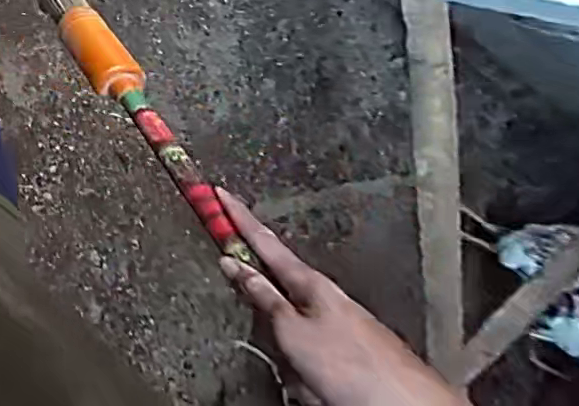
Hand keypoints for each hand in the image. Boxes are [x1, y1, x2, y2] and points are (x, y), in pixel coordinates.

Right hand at [217, 190, 466, 405]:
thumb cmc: (357, 372)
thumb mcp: (292, 331)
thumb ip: (261, 295)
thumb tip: (233, 263)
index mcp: (311, 283)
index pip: (263, 240)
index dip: (237, 216)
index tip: (219, 192)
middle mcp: (329, 299)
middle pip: (279, 290)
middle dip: (267, 311)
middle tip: (270, 334)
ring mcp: (347, 327)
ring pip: (298, 330)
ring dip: (293, 353)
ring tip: (309, 379)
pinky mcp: (359, 357)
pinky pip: (320, 357)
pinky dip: (314, 373)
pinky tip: (322, 389)